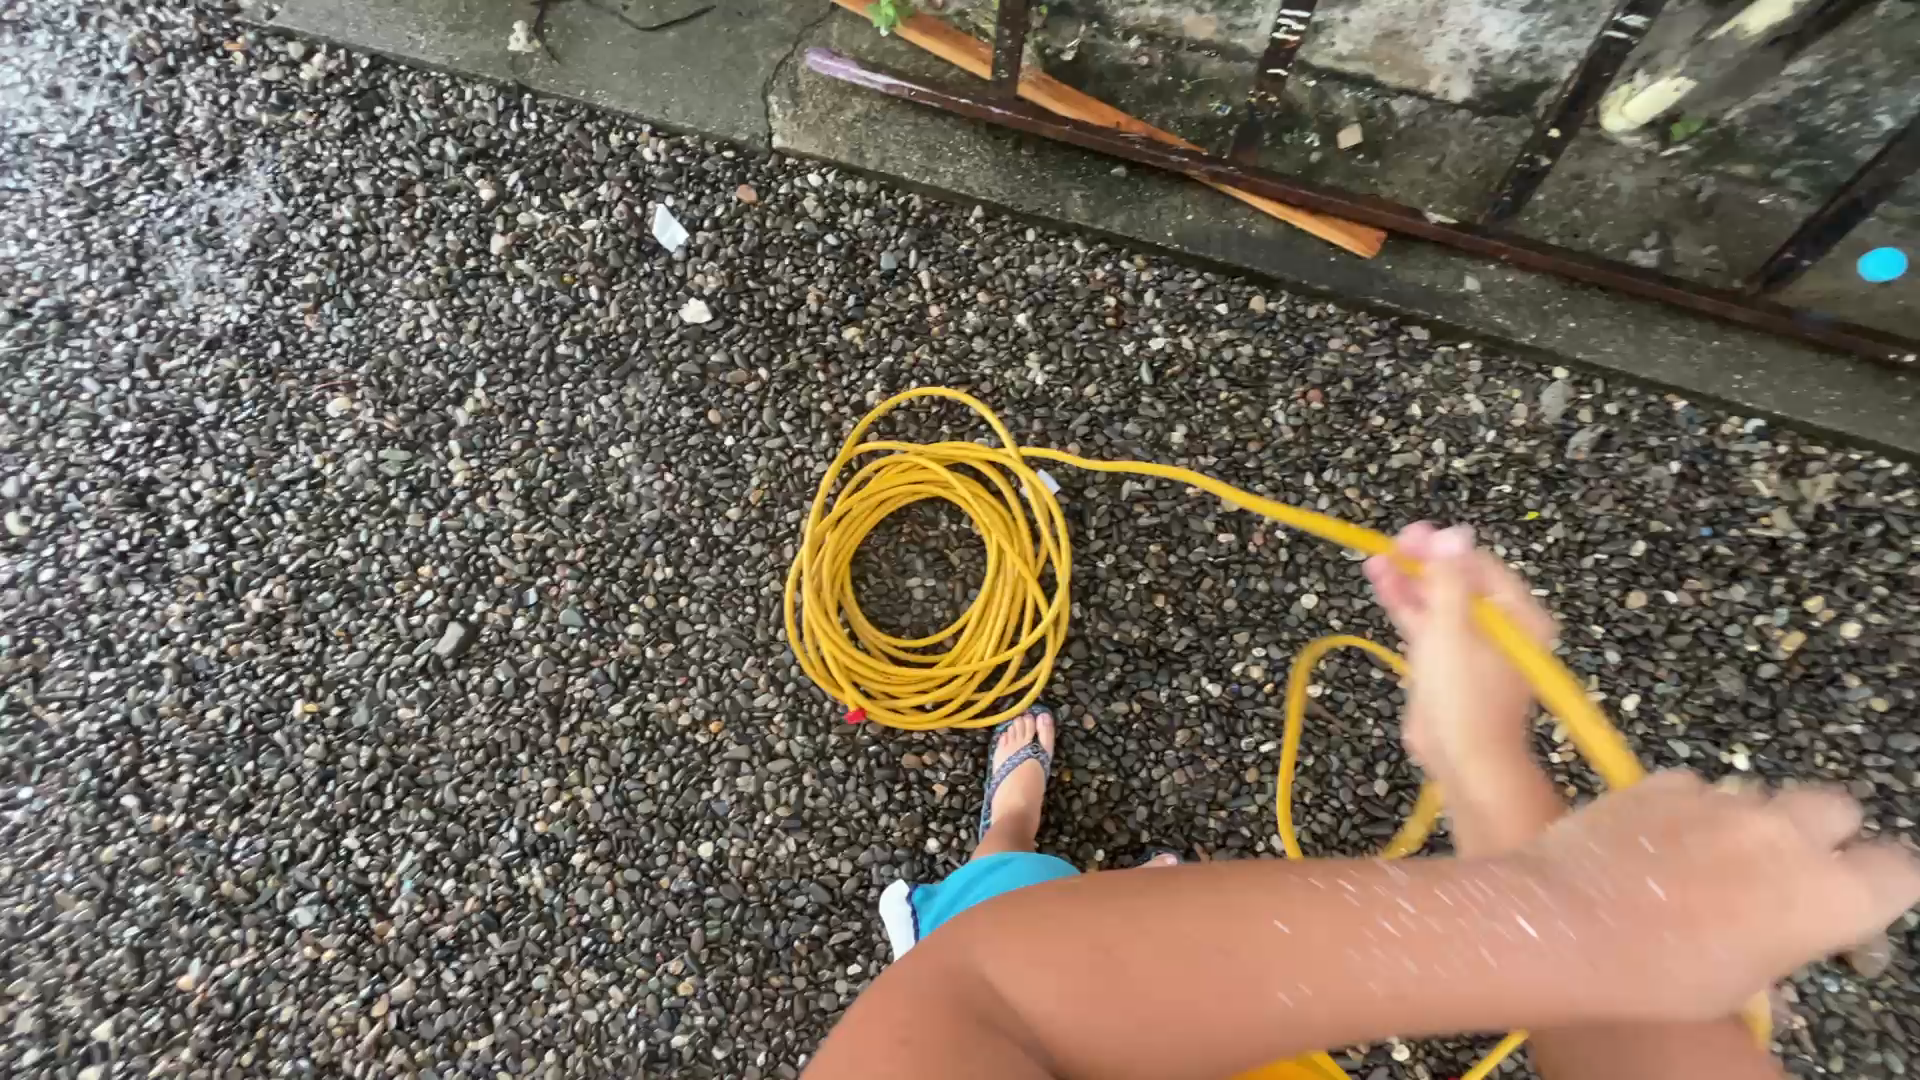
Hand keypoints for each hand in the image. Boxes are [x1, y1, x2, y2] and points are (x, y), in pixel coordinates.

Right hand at [1364, 523, 1556, 787]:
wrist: (1459, 755)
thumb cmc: (1463, 692)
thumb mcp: (1452, 628)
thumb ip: (1449, 580)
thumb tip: (1453, 533)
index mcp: (1516, 616)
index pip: (1479, 566)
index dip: (1443, 549)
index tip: (1409, 535)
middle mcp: (1496, 625)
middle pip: (1455, 581)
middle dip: (1421, 563)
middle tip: (1389, 544)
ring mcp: (1468, 642)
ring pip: (1434, 600)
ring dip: (1407, 581)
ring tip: (1375, 560)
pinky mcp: (1443, 659)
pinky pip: (1423, 622)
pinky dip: (1403, 604)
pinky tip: (1380, 583)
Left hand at [1524, 770, 1919, 1022]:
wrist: (1569, 922)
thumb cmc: (1663, 971)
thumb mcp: (1752, 975)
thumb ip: (1786, 933)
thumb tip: (1782, 925)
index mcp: (1835, 895)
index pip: (1897, 869)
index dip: (1874, 878)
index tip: (1853, 889)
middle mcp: (1784, 837)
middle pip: (1831, 807)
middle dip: (1817, 827)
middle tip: (1781, 856)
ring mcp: (1715, 802)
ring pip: (1754, 790)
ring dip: (1743, 813)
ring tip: (1707, 846)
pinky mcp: (1653, 783)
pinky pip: (1688, 782)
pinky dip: (1682, 800)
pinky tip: (1658, 827)